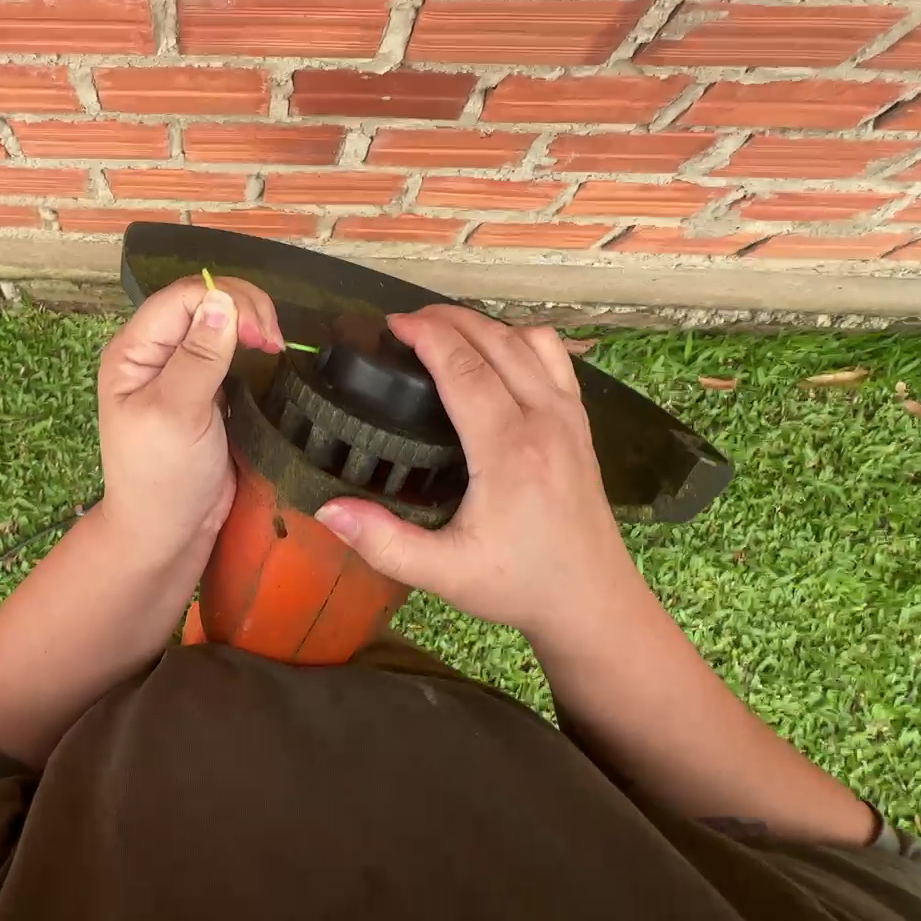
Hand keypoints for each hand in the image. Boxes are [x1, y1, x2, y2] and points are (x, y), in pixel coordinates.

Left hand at [96, 275, 282, 570]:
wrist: (168, 531)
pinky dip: (252, 345)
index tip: (261, 335)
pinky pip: (229, 348)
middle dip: (243, 308)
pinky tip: (269, 356)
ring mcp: (179, 367)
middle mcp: (154, 351)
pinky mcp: (205, 386)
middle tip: (275, 342)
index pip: (180, 298)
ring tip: (275, 346)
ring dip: (251, 323)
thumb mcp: (176, 415)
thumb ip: (198, 358)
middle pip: (202, 300)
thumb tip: (222, 300)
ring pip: (219, 319)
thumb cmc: (162, 477)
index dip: (225, 300)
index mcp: (133, 351)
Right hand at [313, 306, 640, 637]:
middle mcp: (545, 420)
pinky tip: (493, 352)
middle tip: (404, 322)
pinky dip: (518, 338)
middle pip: (495, 341)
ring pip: (527, 340)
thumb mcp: (444, 574)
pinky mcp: (580, 421)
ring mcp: (569, 416)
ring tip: (443, 331)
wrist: (593, 600)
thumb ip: (384, 543)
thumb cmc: (518, 584)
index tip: (391, 325)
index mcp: (509, 451)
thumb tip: (327, 510)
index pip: (465, 369)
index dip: (426, 336)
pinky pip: (553, 356)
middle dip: (447, 319)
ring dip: (482, 325)